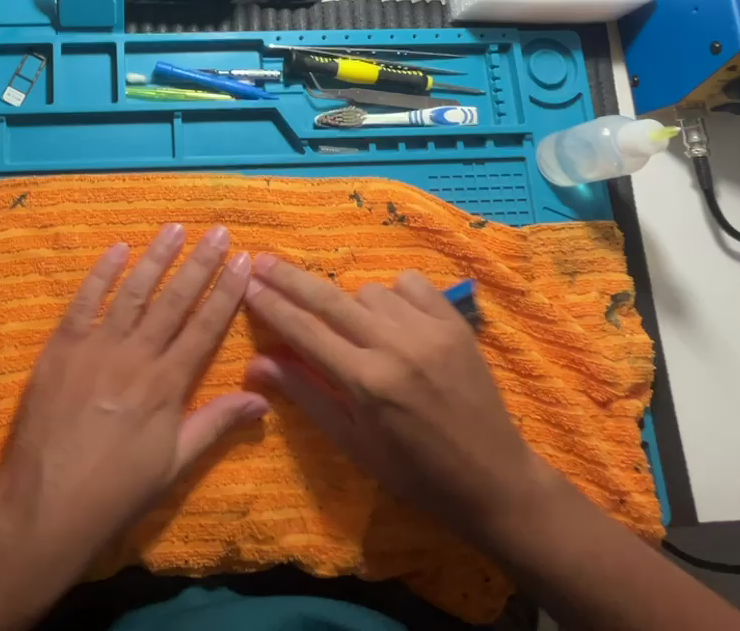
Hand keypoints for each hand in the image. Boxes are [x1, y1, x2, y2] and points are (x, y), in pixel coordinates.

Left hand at [0, 224, 267, 578]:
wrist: (46, 506)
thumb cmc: (116, 492)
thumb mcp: (174, 465)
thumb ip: (215, 424)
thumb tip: (263, 400)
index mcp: (166, 386)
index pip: (205, 327)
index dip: (226, 292)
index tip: (244, 261)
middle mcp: (135, 357)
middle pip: (174, 301)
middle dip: (199, 263)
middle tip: (218, 231)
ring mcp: (95, 348)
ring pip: (133, 292)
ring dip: (156, 258)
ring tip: (175, 228)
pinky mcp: (61, 348)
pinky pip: (84, 302)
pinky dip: (101, 273)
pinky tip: (117, 249)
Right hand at [242, 255, 549, 535]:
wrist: (494, 479)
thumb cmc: (413, 472)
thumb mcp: (352, 443)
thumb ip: (306, 394)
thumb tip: (255, 362)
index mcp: (366, 382)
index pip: (304, 330)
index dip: (270, 305)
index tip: (245, 285)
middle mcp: (395, 347)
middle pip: (328, 299)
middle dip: (289, 278)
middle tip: (261, 260)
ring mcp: (429, 330)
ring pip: (369, 291)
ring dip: (350, 303)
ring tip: (351, 326)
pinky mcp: (455, 322)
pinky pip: (410, 283)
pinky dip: (394, 294)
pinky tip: (392, 316)